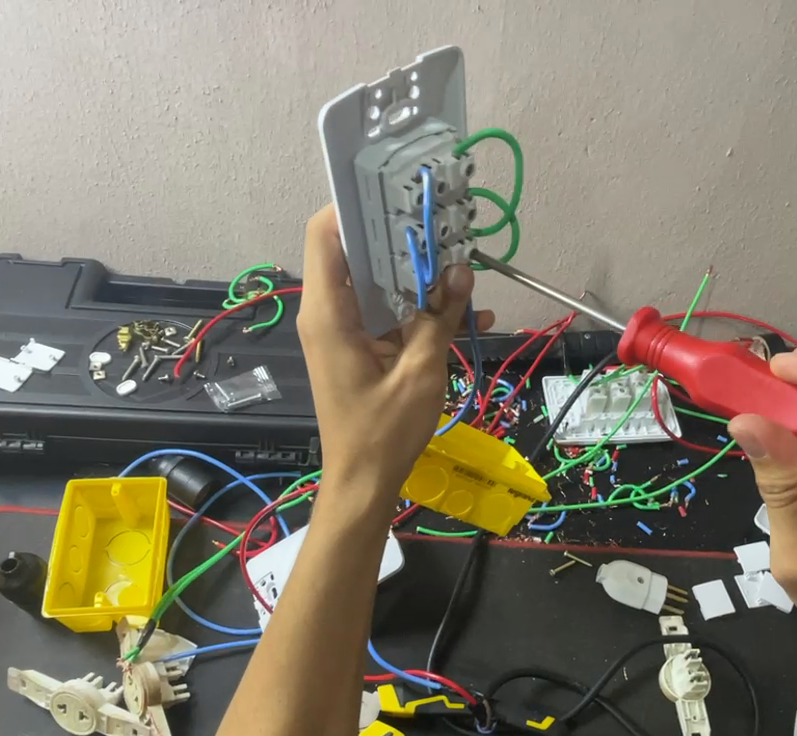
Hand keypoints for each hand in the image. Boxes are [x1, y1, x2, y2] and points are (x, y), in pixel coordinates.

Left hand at [297, 206, 490, 526]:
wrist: (364, 482)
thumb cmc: (383, 432)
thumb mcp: (420, 372)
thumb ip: (440, 317)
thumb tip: (462, 270)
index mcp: (329, 313)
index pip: (326, 232)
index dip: (357, 202)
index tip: (400, 192)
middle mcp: (329, 314)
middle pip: (358, 252)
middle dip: (402, 237)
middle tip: (446, 225)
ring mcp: (345, 332)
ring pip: (380, 283)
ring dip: (421, 276)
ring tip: (466, 269)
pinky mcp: (361, 349)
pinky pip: (390, 316)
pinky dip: (422, 313)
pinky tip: (469, 316)